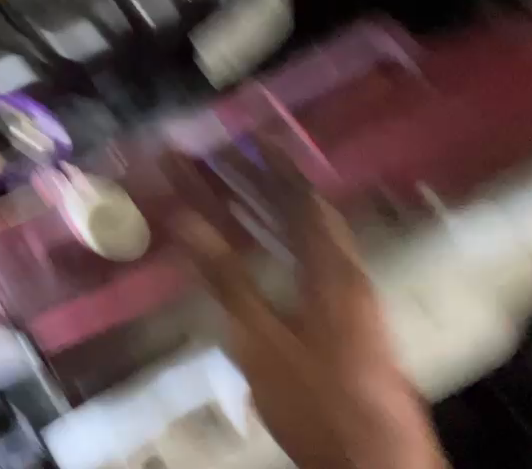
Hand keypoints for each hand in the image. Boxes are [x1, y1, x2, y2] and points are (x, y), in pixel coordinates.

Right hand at [168, 155, 447, 468]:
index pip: (305, 203)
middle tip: (214, 156)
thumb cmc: (317, 398)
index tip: (248, 133)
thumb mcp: (262, 338)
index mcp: (335, 275)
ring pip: (300, 240)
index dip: (277, 166)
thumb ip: (226, 276)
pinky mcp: (339, 327)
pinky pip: (300, 262)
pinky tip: (246, 245)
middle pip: (301, 217)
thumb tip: (185, 216)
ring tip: (218, 189)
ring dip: (260, 212)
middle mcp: (346, 281)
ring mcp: (345, 306)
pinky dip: (270, 241)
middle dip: (257, 183)